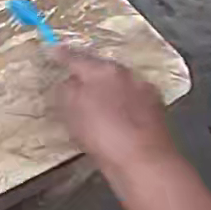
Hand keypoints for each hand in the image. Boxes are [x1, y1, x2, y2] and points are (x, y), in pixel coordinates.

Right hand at [49, 49, 177, 171]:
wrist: (144, 160)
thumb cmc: (102, 134)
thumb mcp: (71, 111)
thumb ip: (66, 91)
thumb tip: (68, 81)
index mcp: (103, 70)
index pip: (77, 58)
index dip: (63, 55)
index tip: (54, 49)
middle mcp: (126, 74)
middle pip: (102, 69)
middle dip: (89, 74)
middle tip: (76, 82)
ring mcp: (144, 90)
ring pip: (120, 84)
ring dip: (109, 90)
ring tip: (98, 103)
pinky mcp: (156, 109)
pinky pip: (133, 101)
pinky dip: (124, 105)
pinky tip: (119, 118)